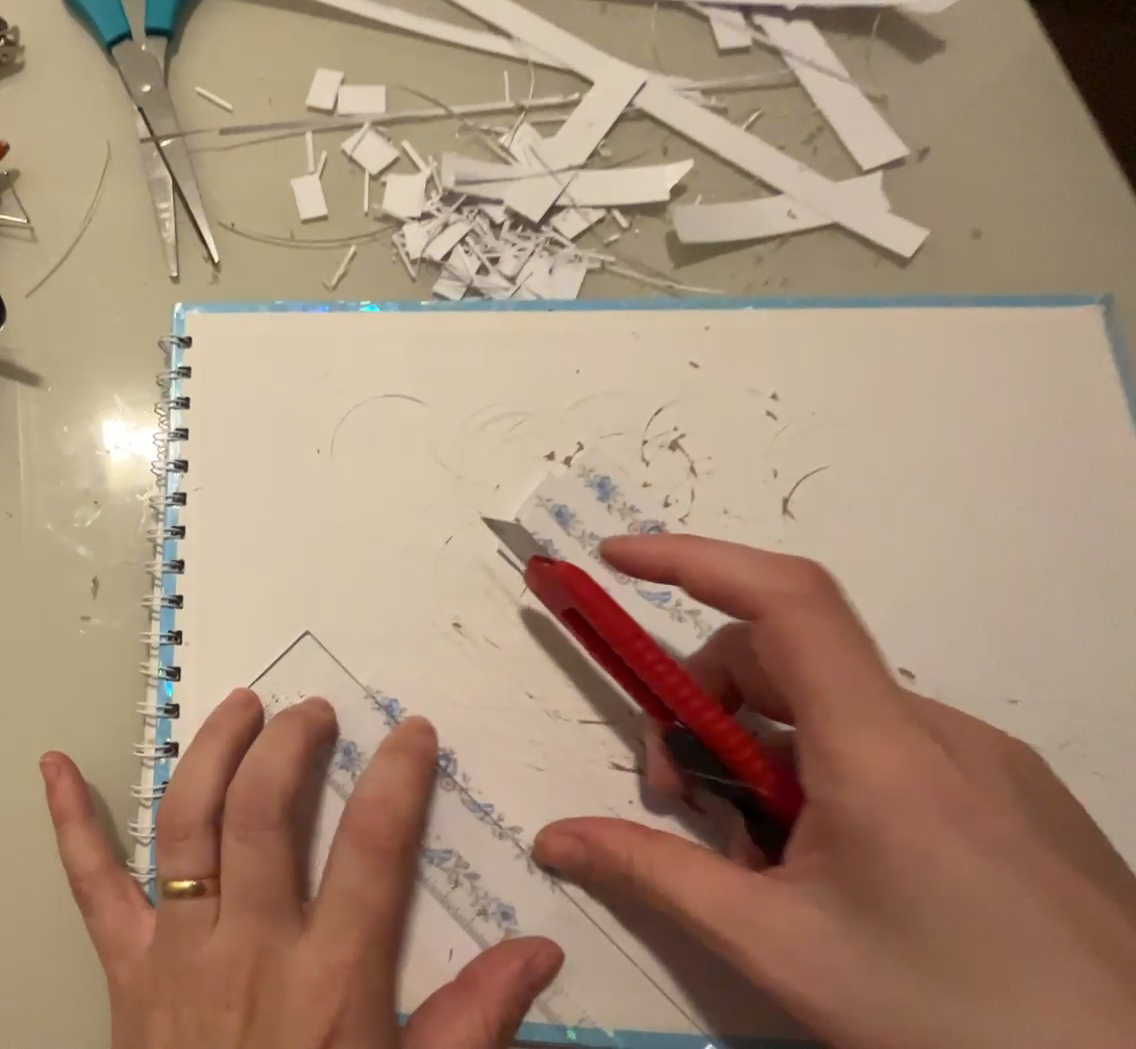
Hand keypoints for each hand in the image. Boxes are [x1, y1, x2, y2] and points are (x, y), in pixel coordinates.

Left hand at [42, 690, 563, 1047]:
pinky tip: (54, 764)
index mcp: (330, 983)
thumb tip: (540, 952)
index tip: (411, 731)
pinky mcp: (123, 966)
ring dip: (208, 751)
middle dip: (288, 745)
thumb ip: (473, 1024)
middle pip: (261, 815)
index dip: (396, 779)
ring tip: (238, 705)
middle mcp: (247, 949)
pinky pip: (90, 884)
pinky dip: (70, 821)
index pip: (372, 851)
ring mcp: (175, 952)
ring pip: (184, 824)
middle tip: (310, 712)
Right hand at [532, 535, 1135, 1048]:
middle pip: (781, 661)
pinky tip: (827, 864)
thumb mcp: (777, 946)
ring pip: (826, 710)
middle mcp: (937, 731)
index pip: (785, 601)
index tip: (615, 559)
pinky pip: (879, 748)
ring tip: (757, 853)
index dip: (691, 560)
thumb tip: (552, 838)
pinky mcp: (1010, 799)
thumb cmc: (958, 1017)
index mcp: (881, 749)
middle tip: (676, 798)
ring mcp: (984, 763)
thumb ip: (651, 873)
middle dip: (700, 709)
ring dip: (755, 753)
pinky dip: (814, 775)